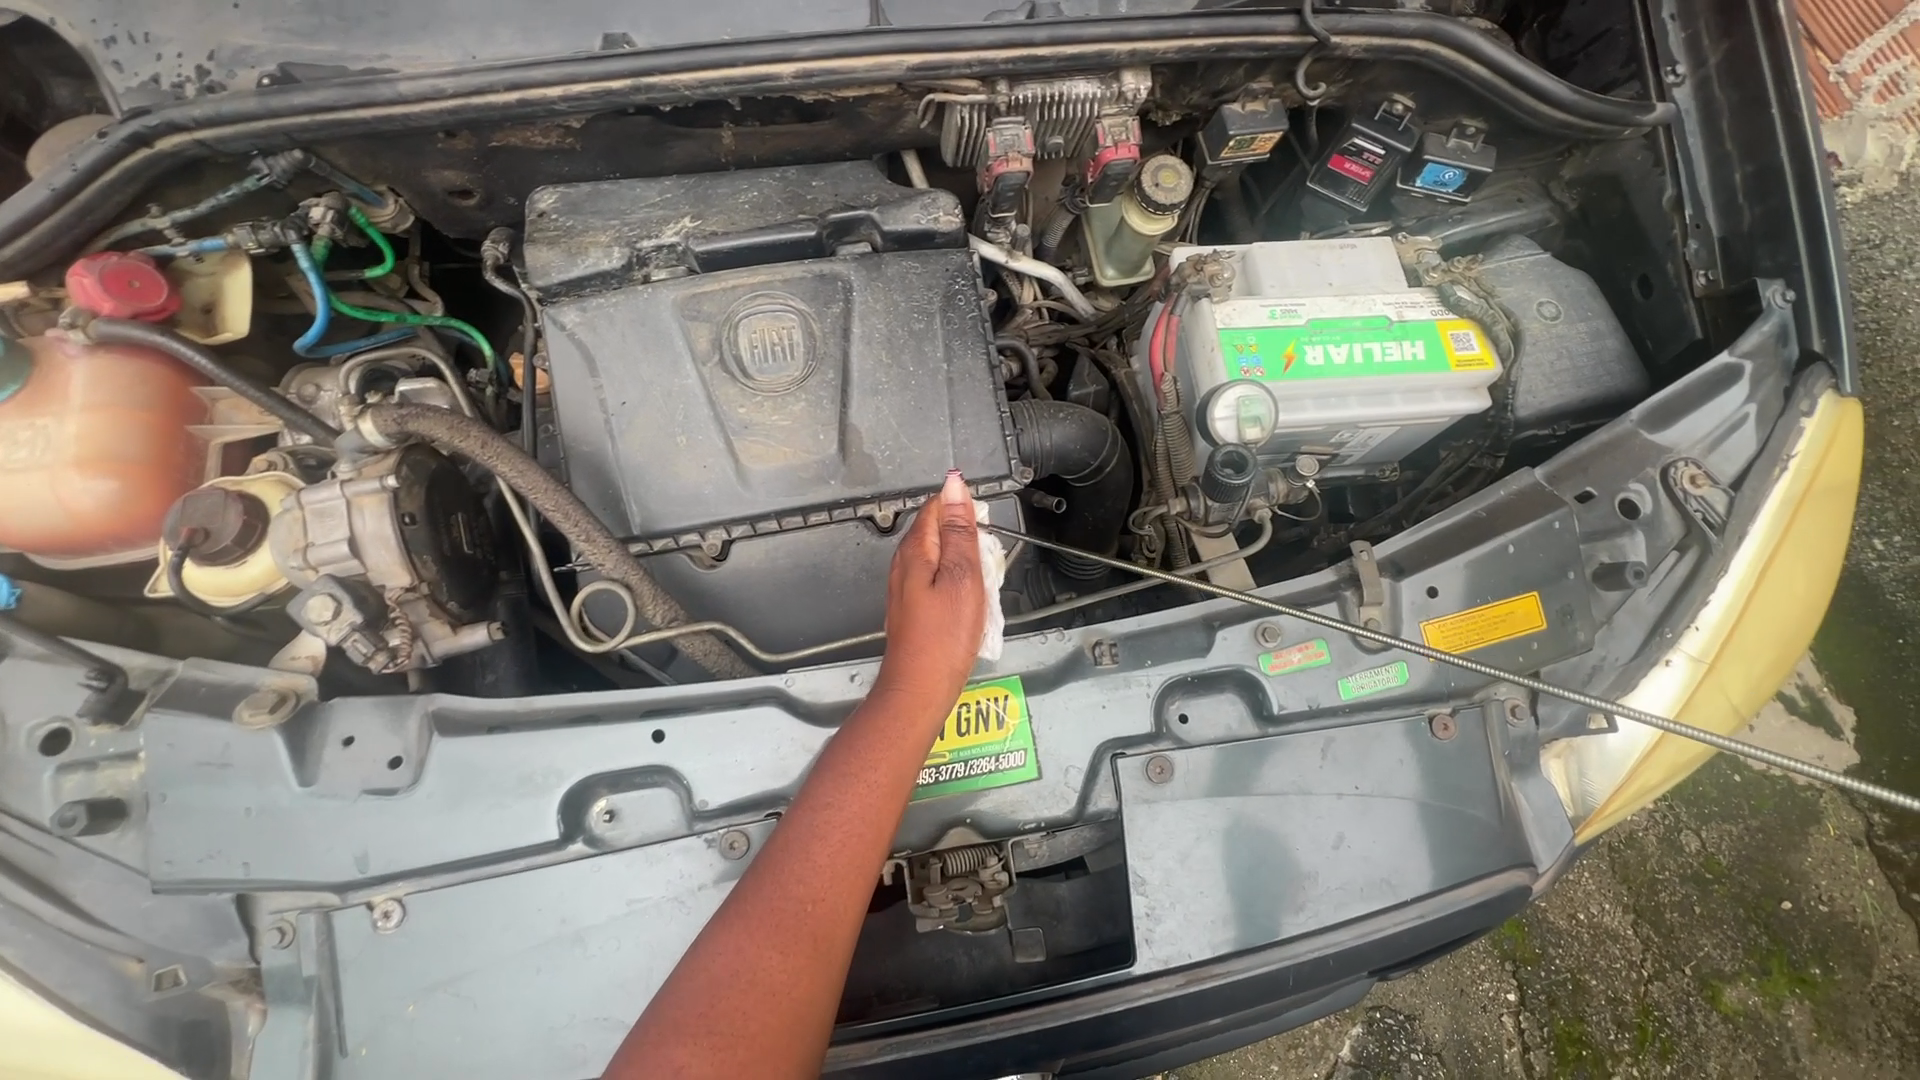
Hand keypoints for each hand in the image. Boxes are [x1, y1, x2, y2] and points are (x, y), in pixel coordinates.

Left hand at [874, 472, 985, 713]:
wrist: (921, 687)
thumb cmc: (945, 636)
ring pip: (940, 557)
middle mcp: (904, 562)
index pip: (937, 506)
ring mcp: (905, 585)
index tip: (986, 534)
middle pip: (939, 531)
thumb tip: (955, 487)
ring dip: (965, 566)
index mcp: (916, 549)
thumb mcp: (963, 576)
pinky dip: (957, 585)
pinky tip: (968, 605)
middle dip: (968, 540)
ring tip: (981, 590)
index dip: (965, 511)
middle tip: (986, 567)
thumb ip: (960, 531)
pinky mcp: (912, 606)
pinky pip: (938, 581)